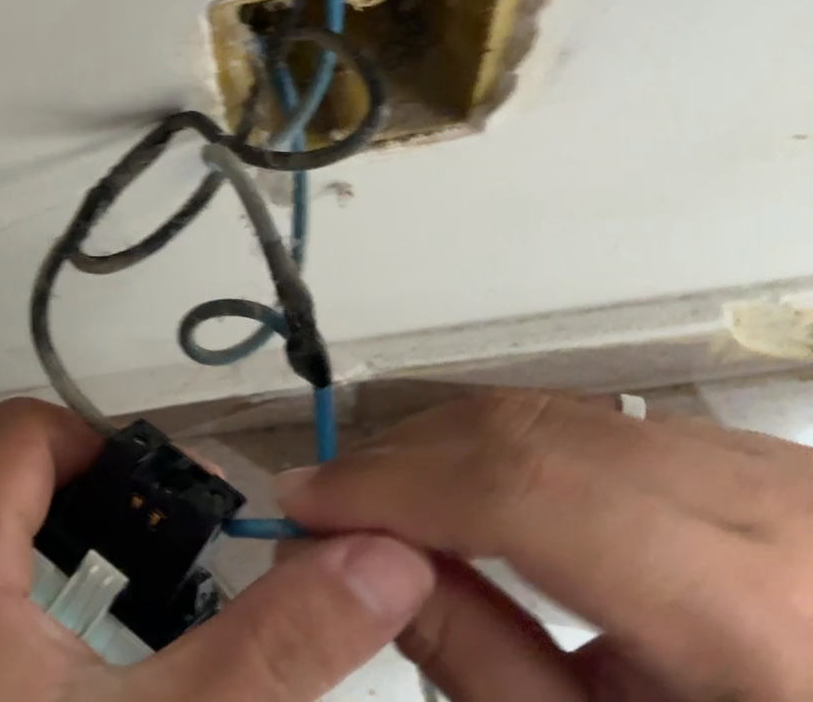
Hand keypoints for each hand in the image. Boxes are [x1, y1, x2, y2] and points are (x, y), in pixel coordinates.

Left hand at [0, 398, 434, 701]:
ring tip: (146, 618)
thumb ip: (276, 640)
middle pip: (4, 477)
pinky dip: (25, 600)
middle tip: (182, 560)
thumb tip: (372, 560)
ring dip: (67, 557)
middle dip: (102, 507)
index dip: (112, 448)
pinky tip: (85, 671)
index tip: (186, 504)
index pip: (26, 431)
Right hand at [277, 390, 812, 700]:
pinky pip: (576, 418)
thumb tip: (347, 557)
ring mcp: (766, 467)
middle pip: (521, 435)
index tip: (302, 502)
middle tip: (327, 502)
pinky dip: (489, 442)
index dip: (389, 484)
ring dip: (432, 447)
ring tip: (379, 497)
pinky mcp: (747, 451)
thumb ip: (473, 655)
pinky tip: (453, 484)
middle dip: (396, 461)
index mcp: (749, 611)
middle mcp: (770, 511)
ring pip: (539, 413)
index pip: (521, 491)